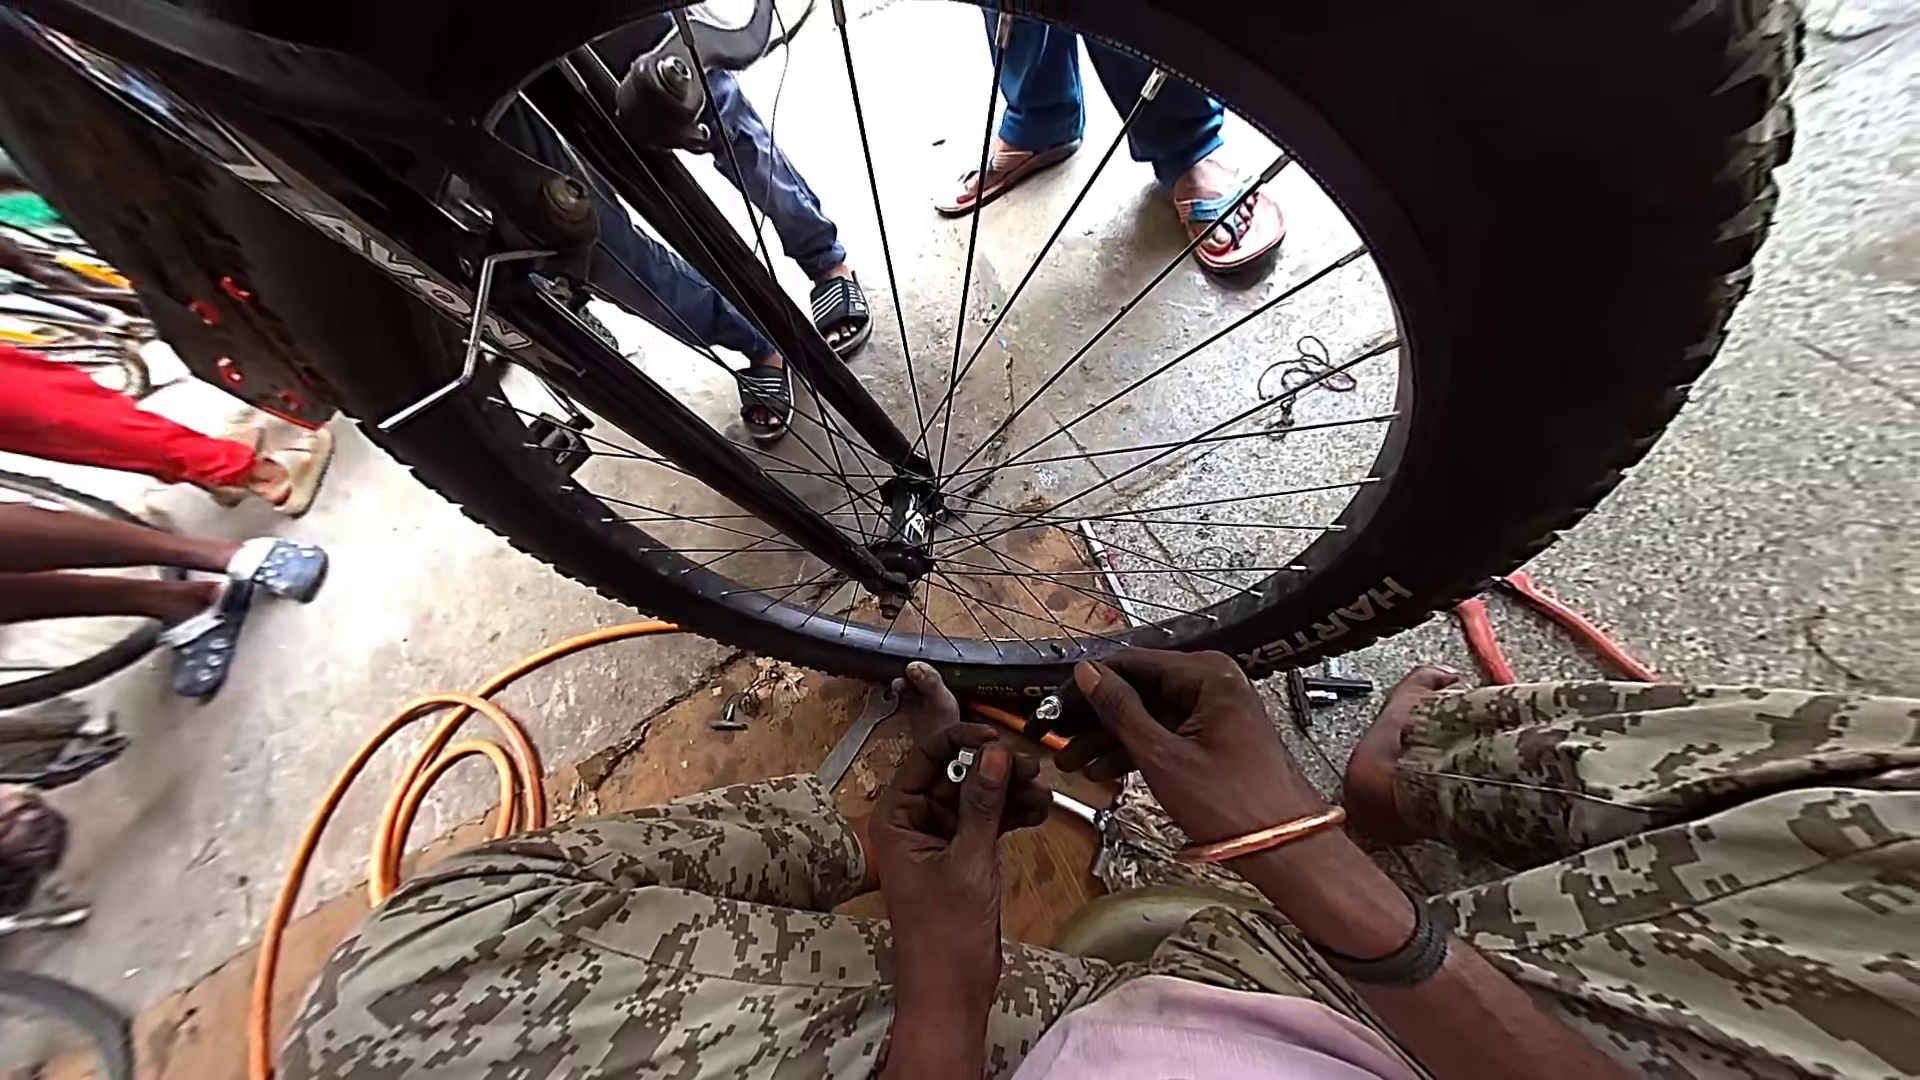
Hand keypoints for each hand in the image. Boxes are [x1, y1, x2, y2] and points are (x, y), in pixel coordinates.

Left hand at [869, 723, 1016, 1022]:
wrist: (953, 998)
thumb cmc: (947, 934)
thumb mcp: (967, 861)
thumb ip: (981, 804)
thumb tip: (995, 753)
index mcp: (898, 814)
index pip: (926, 757)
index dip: (961, 742)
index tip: (997, 739)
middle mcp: (915, 817)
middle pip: (956, 773)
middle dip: (994, 769)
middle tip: (1031, 768)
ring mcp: (941, 834)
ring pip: (976, 794)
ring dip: (1009, 790)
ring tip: (1042, 791)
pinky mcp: (963, 850)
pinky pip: (987, 819)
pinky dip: (1011, 813)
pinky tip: (1039, 810)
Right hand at [1059, 649, 1326, 842]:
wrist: (1289, 855)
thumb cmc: (1233, 805)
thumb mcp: (1162, 755)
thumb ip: (1119, 709)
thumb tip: (1086, 672)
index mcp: (1205, 674)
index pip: (1129, 663)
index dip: (1087, 686)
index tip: (1056, 707)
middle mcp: (1209, 682)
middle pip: (1135, 689)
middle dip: (1095, 719)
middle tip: (1060, 739)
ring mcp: (1210, 709)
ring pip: (1145, 714)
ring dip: (1108, 738)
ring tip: (1072, 761)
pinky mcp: (1210, 734)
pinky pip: (1162, 731)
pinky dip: (1134, 750)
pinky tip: (1103, 769)